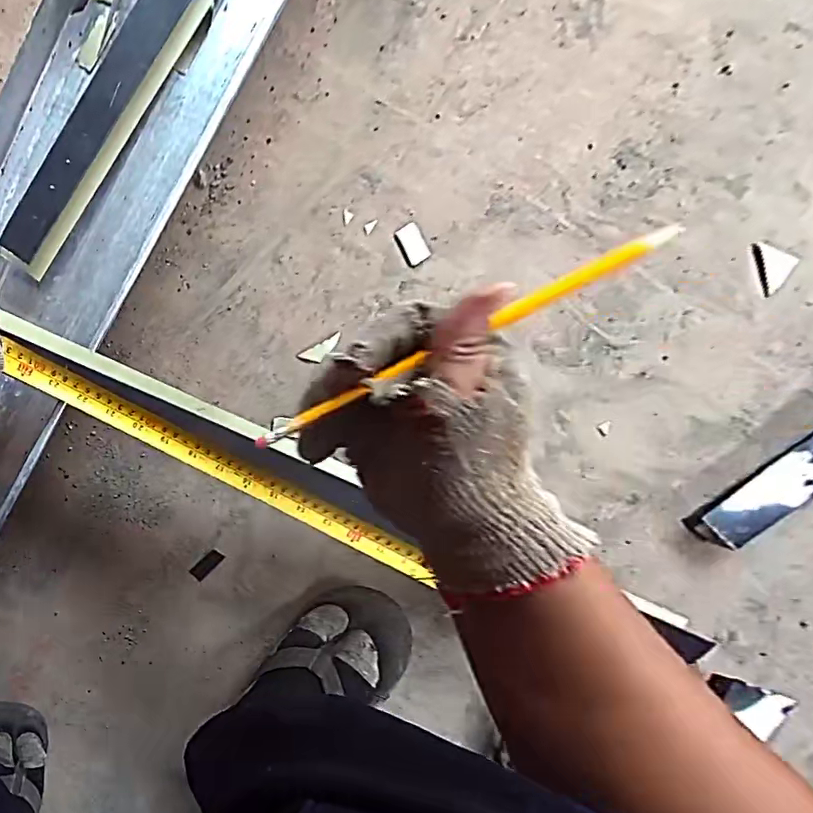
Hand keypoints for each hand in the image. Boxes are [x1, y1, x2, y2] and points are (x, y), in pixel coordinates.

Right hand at [295, 285, 597, 599]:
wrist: (457, 525)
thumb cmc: (470, 466)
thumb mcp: (462, 405)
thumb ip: (462, 349)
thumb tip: (497, 287)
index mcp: (459, 353)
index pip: (406, 324)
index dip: (373, 341)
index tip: (353, 374)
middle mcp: (421, 367)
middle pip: (363, 354)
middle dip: (336, 384)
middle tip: (319, 412)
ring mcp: (391, 396)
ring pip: (338, 386)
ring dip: (320, 413)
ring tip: (315, 447)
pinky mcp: (367, 423)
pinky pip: (332, 415)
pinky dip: (320, 432)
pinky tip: (318, 451)